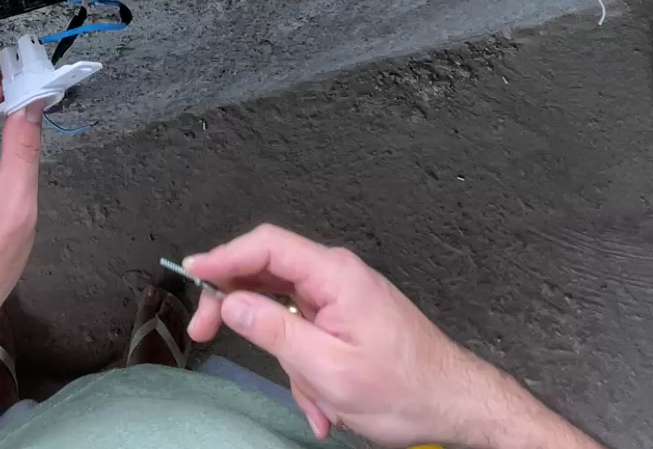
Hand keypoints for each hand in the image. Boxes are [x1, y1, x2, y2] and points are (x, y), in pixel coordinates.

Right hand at [186, 225, 597, 447]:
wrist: (460, 406)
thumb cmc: (405, 389)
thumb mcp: (331, 370)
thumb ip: (275, 331)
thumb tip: (229, 301)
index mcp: (333, 273)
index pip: (265, 246)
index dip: (224, 254)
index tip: (192, 271)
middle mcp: (333, 272)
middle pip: (266, 270)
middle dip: (237, 305)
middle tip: (205, 331)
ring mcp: (338, 292)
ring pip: (282, 306)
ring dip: (284, 354)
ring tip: (311, 399)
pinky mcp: (342, 312)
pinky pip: (303, 325)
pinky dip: (302, 362)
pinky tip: (322, 402)